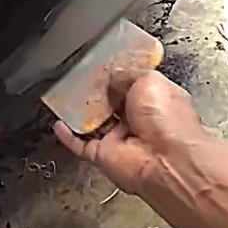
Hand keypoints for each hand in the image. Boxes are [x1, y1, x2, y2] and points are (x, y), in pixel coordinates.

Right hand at [52, 68, 212, 193]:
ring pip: (95, 124)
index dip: (119, 76)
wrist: (166, 160)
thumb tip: (112, 73)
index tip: (103, 67)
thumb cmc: (168, 121)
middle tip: (82, 79)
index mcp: (155, 101)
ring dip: (82, 112)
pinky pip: (80, 145)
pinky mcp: (103, 156)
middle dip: (98, 93)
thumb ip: (128, 74)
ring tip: (67, 94)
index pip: (132, 85)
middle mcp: (139, 122)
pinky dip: (68, 136)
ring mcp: (121, 140)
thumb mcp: (150, 79)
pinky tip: (59, 124)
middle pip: (111, 104)